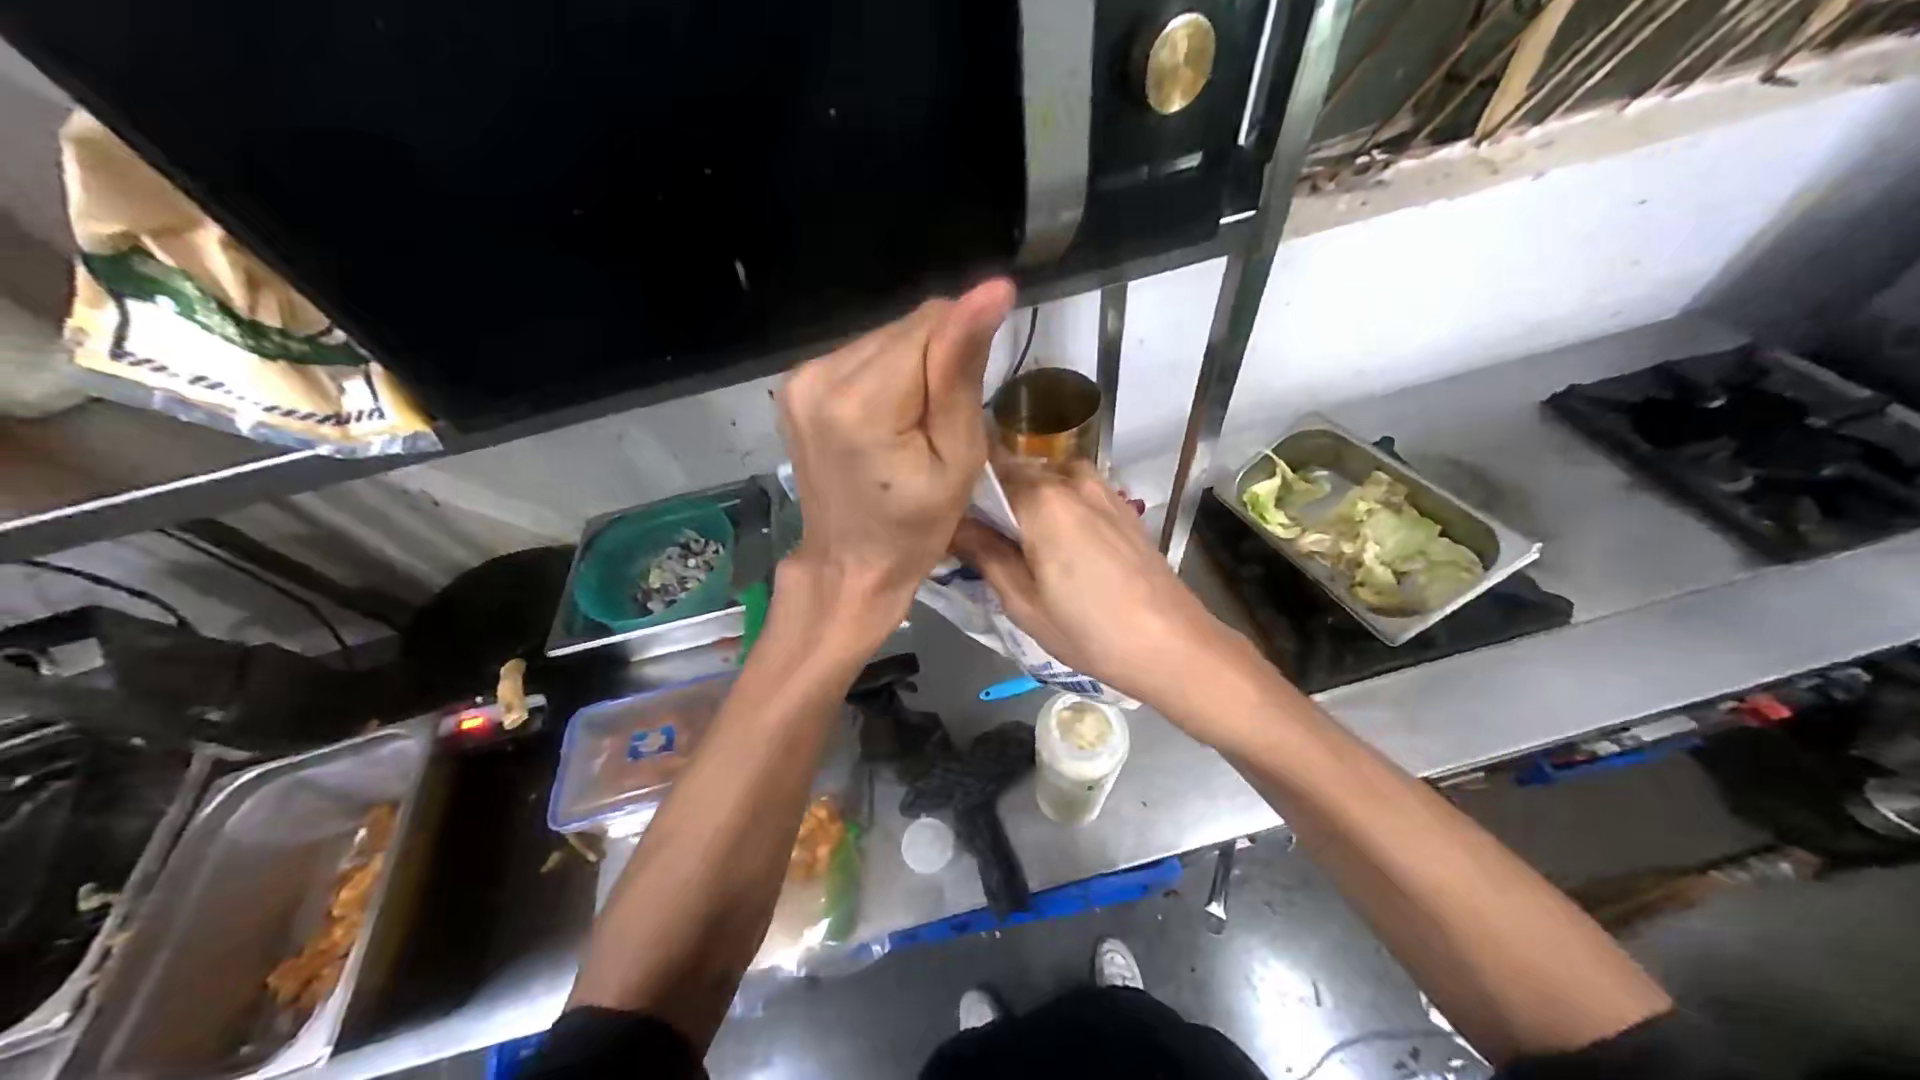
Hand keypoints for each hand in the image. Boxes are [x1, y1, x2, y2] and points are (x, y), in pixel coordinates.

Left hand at [777, 279, 1015, 647]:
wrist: (851, 563)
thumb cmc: (915, 527)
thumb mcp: (957, 456)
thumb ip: (963, 369)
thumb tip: (993, 288)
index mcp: (860, 402)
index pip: (931, 323)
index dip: (962, 351)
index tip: (965, 400)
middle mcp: (819, 376)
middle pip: (904, 327)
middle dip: (934, 362)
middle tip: (937, 424)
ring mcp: (800, 379)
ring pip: (885, 337)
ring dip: (911, 369)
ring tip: (912, 427)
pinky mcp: (796, 385)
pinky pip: (861, 355)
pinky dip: (885, 378)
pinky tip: (887, 421)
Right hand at [950, 461, 1259, 721]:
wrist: (1172, 645)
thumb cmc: (1089, 630)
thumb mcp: (1022, 602)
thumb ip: (983, 553)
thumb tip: (950, 525)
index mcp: (1042, 498)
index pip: (985, 469)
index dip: (963, 490)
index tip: (950, 516)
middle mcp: (1072, 479)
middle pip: (1016, 471)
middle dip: (993, 496)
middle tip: (979, 537)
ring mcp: (1102, 489)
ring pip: (1046, 479)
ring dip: (1026, 501)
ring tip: (1019, 543)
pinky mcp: (1121, 506)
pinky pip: (1074, 491)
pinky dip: (1055, 507)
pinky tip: (1056, 545)